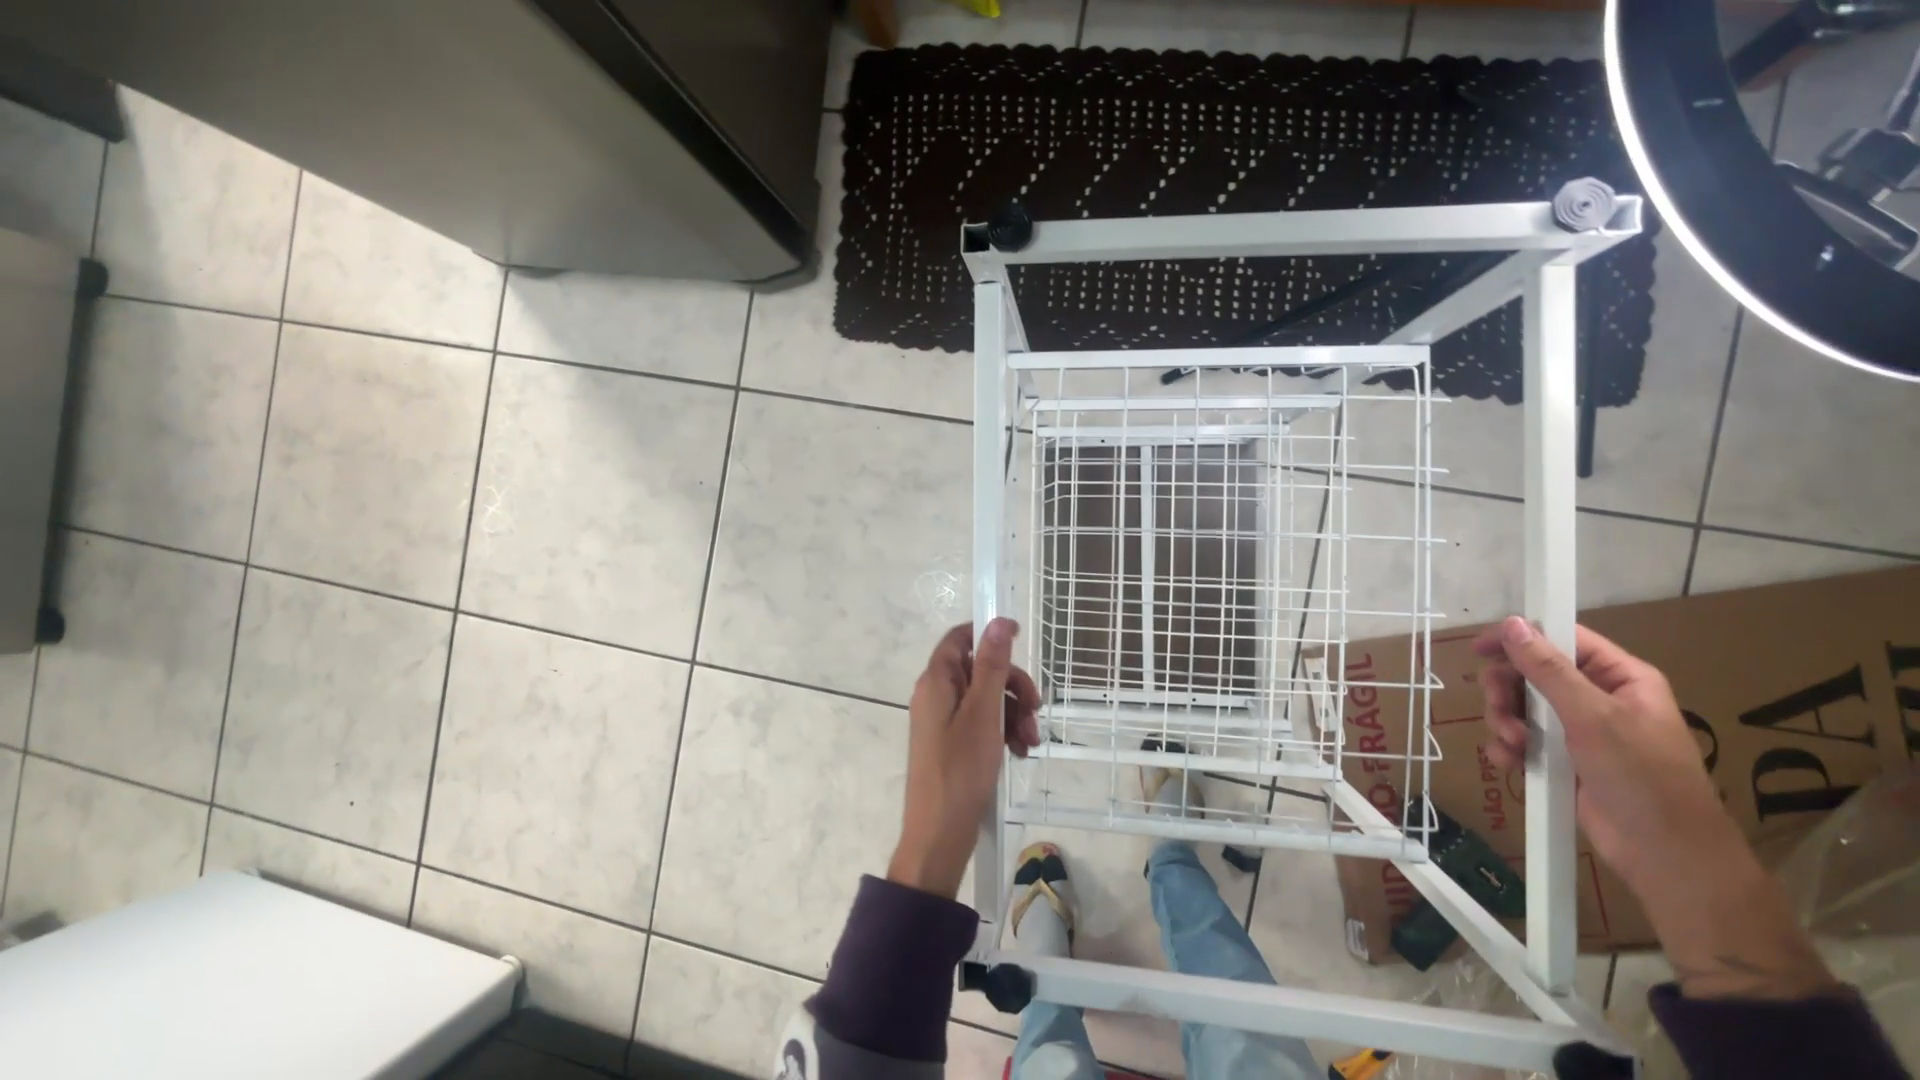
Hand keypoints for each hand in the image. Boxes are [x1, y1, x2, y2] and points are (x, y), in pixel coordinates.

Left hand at [888, 619, 1040, 899]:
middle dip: (1013, 686)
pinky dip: (1005, 734)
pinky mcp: (954, 746)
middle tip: (1036, 708)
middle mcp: (937, 696)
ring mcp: (944, 723)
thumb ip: (993, 666)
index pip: (960, 639)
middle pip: (981, 671)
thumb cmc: (960, 770)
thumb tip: (999, 621)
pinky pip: (983, 726)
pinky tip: (1021, 754)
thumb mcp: (983, 714)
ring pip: (987, 701)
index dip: (989, 635)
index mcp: (937, 682)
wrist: (939, 834)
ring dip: (1015, 714)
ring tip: (1031, 742)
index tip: (1022, 641)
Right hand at [1473, 616, 1730, 894]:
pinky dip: (1509, 748)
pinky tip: (1511, 762)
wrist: (1662, 852)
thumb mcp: (1593, 716)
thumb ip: (1548, 669)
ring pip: (1520, 707)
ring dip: (1506, 721)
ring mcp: (1578, 731)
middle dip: (1508, 690)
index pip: (1563, 638)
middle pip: (1532, 673)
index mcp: (1619, 677)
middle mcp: (1597, 698)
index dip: (1520, 638)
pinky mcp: (1560, 760)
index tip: (1479, 647)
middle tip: (1499, 707)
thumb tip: (1512, 623)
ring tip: (1514, 745)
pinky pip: (1520, 740)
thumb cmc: (1641, 776)